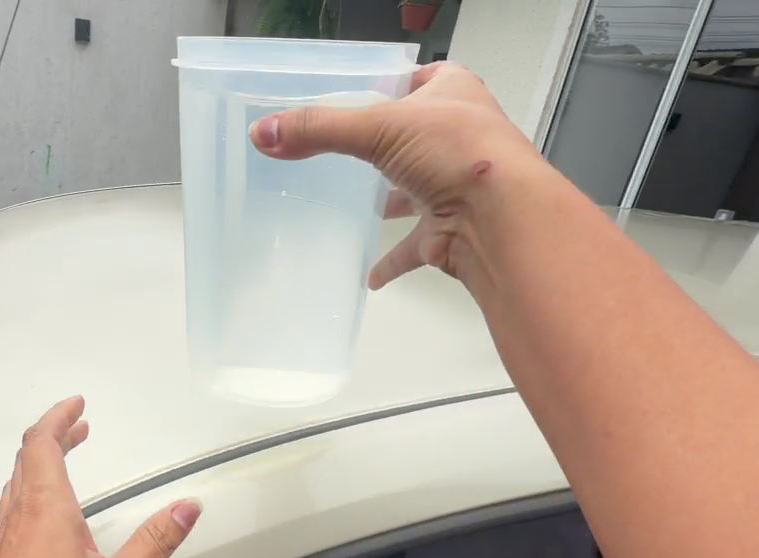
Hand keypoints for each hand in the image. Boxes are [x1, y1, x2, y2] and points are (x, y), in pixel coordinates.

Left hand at [0, 396, 200, 557]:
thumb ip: (155, 542)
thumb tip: (189, 505)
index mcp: (47, 509)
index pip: (42, 443)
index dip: (58, 417)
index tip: (78, 404)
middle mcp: (21, 516)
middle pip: (28, 458)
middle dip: (54, 435)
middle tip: (80, 426)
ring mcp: (6, 539)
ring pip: (18, 483)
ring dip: (41, 462)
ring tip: (67, 459)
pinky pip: (15, 508)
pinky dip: (34, 490)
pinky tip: (49, 517)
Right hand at [249, 63, 544, 289]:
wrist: (497, 216)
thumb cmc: (451, 152)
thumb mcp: (378, 127)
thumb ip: (320, 130)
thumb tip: (261, 136)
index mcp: (451, 94)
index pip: (416, 81)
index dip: (389, 89)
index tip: (355, 102)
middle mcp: (457, 137)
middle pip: (413, 137)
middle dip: (386, 147)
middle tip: (347, 154)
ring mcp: (454, 185)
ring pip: (415, 191)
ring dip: (391, 201)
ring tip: (358, 207)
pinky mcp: (447, 229)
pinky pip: (412, 246)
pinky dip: (390, 261)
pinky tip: (368, 275)